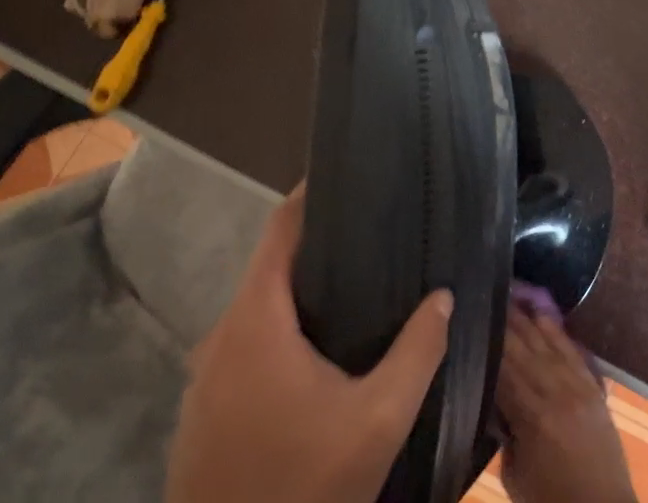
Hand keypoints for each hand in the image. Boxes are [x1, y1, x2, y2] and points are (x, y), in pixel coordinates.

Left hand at [165, 187, 453, 502]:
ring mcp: (205, 378)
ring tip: (362, 284)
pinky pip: (248, 347)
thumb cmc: (304, 484)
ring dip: (303, 293)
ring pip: (259, 311)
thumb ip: (417, 350)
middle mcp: (220, 339)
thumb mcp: (379, 419)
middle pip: (270, 270)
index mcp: (255, 325)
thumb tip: (443, 296)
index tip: (352, 176)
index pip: (279, 234)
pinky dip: (284, 331)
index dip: (312, 198)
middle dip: (321, 247)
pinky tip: (325, 350)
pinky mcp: (204, 411)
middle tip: (379, 234)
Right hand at [497, 307, 636, 502]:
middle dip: (504, 321)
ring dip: (529, 318)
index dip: (487, 343)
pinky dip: (557, 331)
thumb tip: (494, 399)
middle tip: (485, 294)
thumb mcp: (514, 472)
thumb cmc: (549, 501)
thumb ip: (505, 430)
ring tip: (510, 292)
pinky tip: (544, 314)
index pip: (504, 370)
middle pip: (525, 349)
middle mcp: (557, 392)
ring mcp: (580, 387)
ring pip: (549, 343)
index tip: (469, 318)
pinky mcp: (594, 388)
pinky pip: (573, 352)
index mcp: (533, 416)